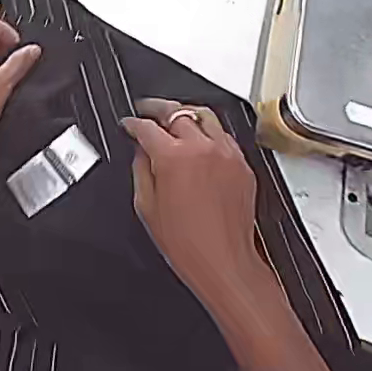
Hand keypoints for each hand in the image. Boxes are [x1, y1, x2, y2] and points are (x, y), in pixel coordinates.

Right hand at [121, 98, 279, 314]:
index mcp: (174, 158)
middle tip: (146, 110)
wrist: (224, 261)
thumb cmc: (188, 243)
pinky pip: (224, 135)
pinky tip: (201, 139)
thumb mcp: (147, 207)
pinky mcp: (242, 164)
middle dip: (156, 108)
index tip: (128, 125)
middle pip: (177, 112)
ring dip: (185, 113)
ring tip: (174, 117)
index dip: (133, 123)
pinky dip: (209, 131)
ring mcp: (226, 154)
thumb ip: (141, 170)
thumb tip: (141, 152)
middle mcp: (203, 149)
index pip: (147, 127)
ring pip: (205, 116)